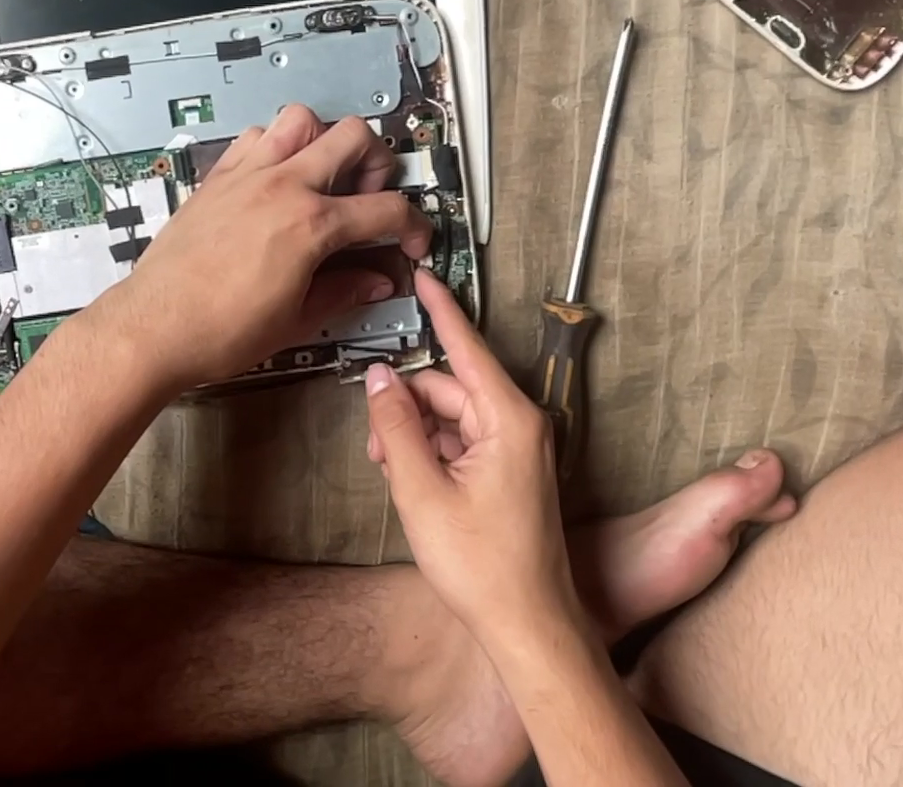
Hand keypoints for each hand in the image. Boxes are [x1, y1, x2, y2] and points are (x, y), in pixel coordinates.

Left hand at [93, 105, 432, 390]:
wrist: (155, 328)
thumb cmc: (219, 331)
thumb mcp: (297, 320)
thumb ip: (344, 291)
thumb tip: (377, 280)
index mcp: (311, 225)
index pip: (387, 209)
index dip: (414, 227)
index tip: (412, 242)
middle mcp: (283, 186)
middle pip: (354, 136)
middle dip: (377, 163)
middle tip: (367, 198)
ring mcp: (248, 175)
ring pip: (301, 119)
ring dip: (323, 141)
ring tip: (322, 178)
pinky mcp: (218, 178)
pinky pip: (255, 136)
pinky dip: (275, 145)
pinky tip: (276, 180)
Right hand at [365, 269, 582, 646]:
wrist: (527, 627)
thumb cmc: (484, 567)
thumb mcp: (421, 491)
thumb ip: (395, 427)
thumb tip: (379, 378)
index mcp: (509, 420)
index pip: (467, 347)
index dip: (441, 309)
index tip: (424, 275)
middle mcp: (518, 425)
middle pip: (447, 389)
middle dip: (406, 406)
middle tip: (375, 441)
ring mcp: (515, 449)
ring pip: (449, 416)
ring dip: (414, 434)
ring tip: (391, 471)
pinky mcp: (507, 469)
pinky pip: (460, 440)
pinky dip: (431, 451)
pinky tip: (411, 479)